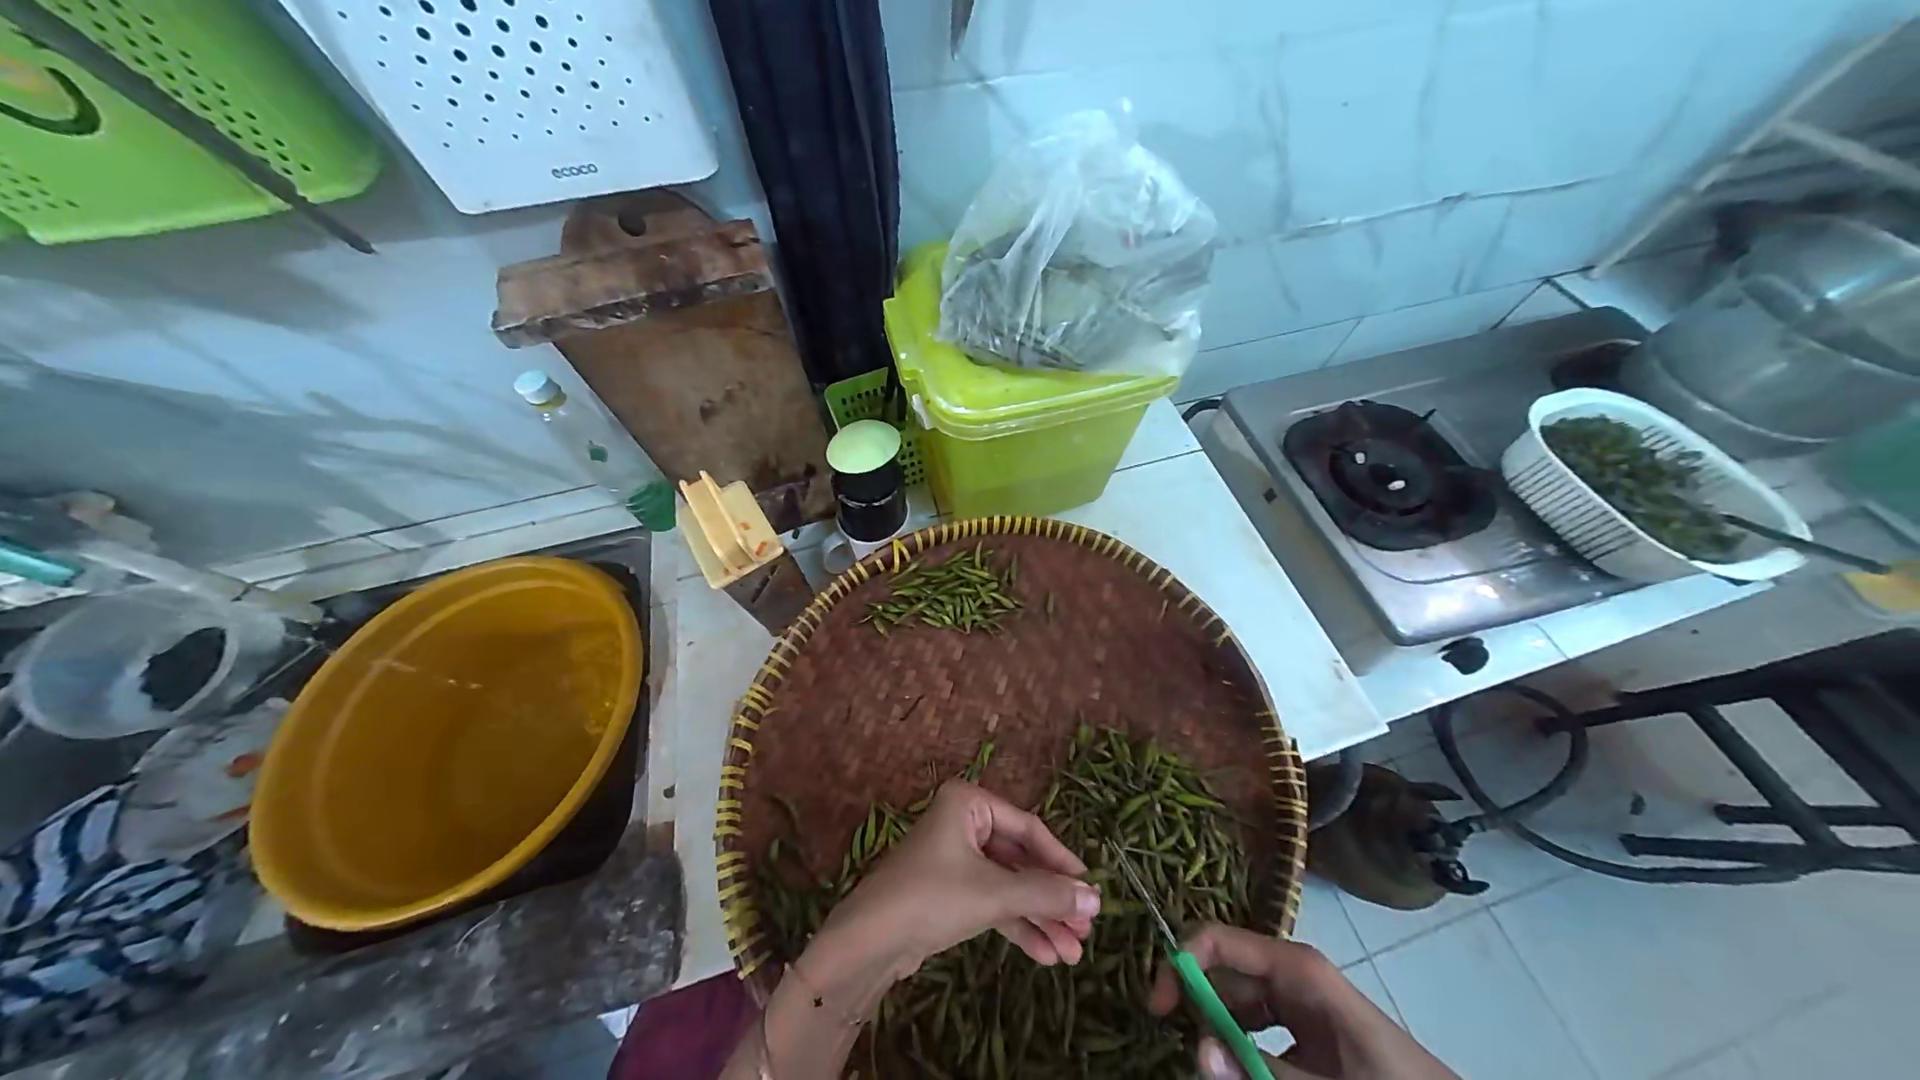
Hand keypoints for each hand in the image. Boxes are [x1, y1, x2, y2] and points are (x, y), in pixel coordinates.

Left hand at [817, 780, 1101, 975]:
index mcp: (969, 803)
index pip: (1029, 828)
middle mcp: (963, 823)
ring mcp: (956, 858)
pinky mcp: (951, 891)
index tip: (1092, 891)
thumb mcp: (993, 893)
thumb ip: (1045, 893)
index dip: (1062, 862)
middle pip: (1021, 859)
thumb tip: (1097, 899)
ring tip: (1073, 953)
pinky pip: (993, 901)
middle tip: (1086, 931)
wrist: (868, 943)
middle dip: (1052, 898)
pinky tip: (1047, 955)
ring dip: (1040, 917)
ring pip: (1010, 885)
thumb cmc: (931, 898)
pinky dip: (1017, 926)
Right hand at [1148, 924, 1458, 1079]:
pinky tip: (1235, 1068)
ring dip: (1216, 1032)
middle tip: (1178, 1045)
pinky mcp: (1307, 1031)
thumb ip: (1261, 1071)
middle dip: (1196, 1007)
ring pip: (1236, 1007)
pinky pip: (1257, 1031)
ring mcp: (1299, 1002)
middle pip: (1222, 975)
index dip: (1181, 964)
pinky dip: (1240, 1049)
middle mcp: (1291, 974)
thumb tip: (1196, 1052)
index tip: (1158, 1008)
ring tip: (1208, 1063)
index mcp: (1296, 968)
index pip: (1218, 941)